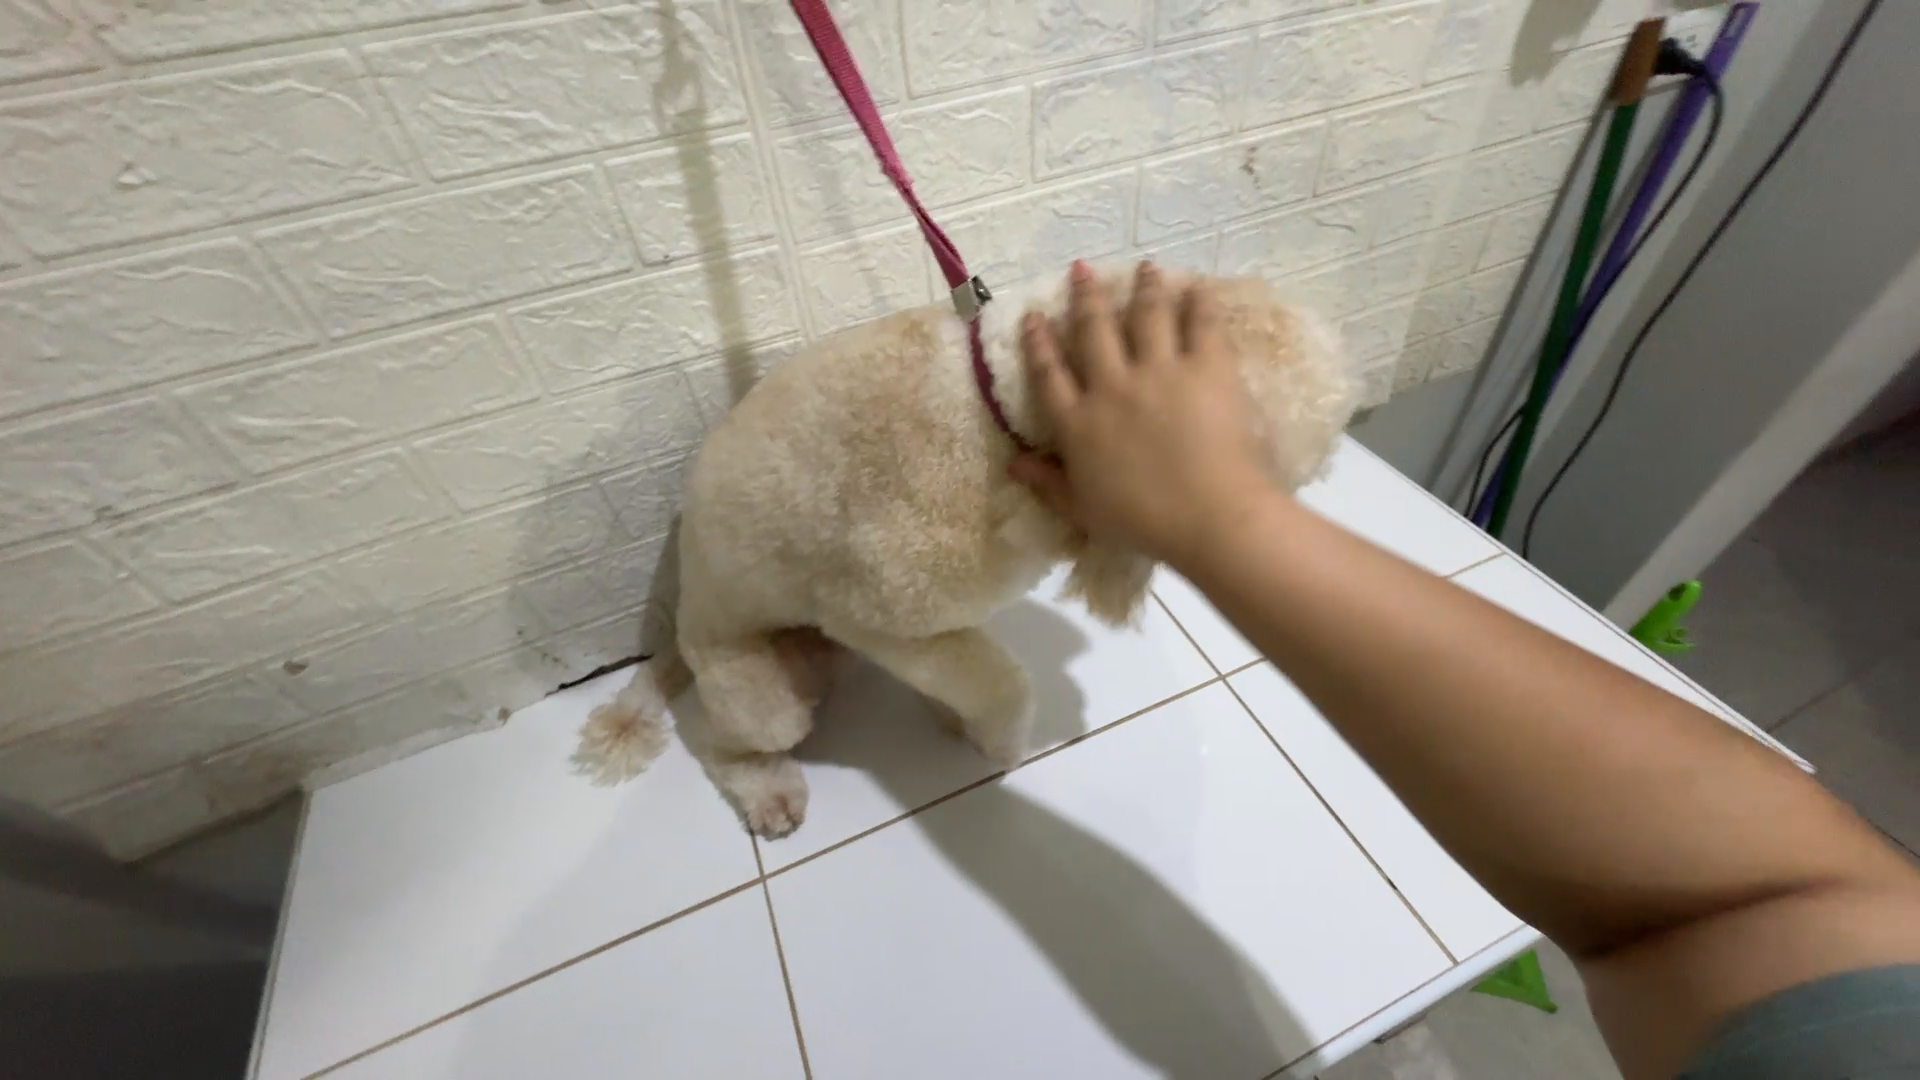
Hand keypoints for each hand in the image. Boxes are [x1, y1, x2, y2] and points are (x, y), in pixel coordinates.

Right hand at [1011, 261, 1278, 567]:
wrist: (1208, 517)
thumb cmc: (1142, 522)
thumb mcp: (1083, 510)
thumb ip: (1047, 484)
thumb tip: (1013, 462)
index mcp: (1079, 423)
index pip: (1049, 374)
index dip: (1038, 342)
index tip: (1034, 315)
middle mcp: (1112, 386)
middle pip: (1093, 330)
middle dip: (1085, 296)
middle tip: (1082, 270)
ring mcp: (1160, 371)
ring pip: (1146, 315)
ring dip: (1143, 287)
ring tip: (1145, 267)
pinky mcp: (1207, 367)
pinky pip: (1201, 323)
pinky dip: (1198, 301)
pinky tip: (1196, 286)